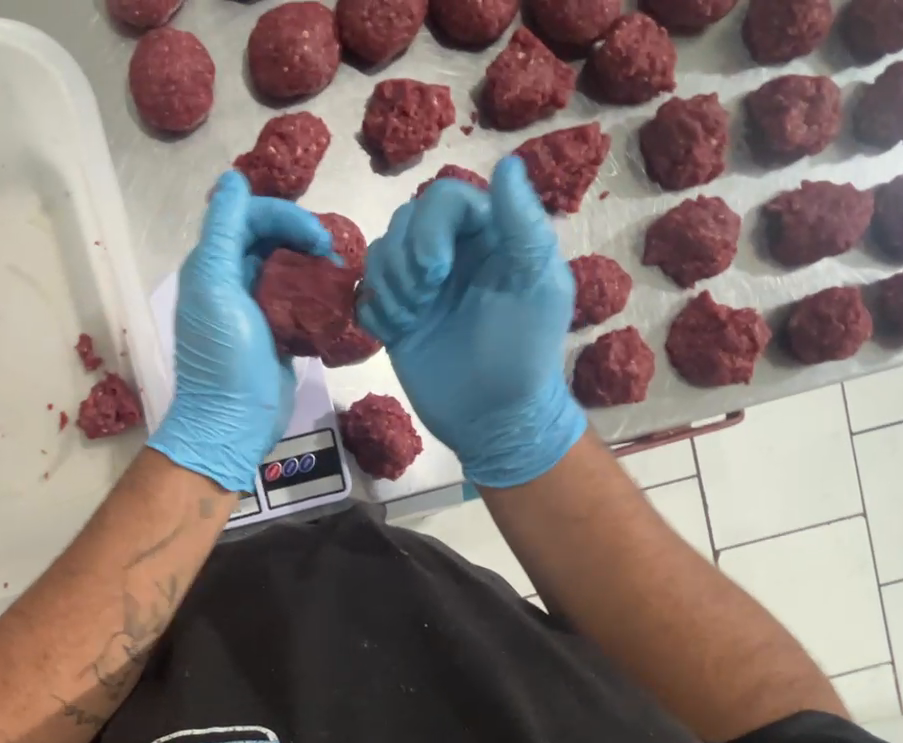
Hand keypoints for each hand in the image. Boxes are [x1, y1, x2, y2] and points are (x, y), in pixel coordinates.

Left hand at [149, 171, 332, 492]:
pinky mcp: (278, 334)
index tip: (316, 237)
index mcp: (213, 266)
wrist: (233, 424)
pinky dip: (319, 294)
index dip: (284, 216)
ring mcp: (256, 310)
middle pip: (272, 239)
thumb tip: (233, 179)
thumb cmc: (224, 358)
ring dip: (315, 265)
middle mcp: (232, 282)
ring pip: (289, 268)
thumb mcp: (216, 288)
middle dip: (304, 238)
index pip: (250, 217)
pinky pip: (301, 300)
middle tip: (334, 254)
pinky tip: (338, 299)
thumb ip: (223, 232)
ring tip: (341, 274)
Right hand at [358, 157, 586, 488]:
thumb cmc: (524, 353)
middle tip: (423, 300)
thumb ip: (523, 224)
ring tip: (411, 319)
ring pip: (380, 254)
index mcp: (489, 237)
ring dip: (388, 286)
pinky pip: (365, 294)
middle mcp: (451, 255)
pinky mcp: (395, 320)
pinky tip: (395, 334)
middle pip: (404, 220)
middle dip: (405, 259)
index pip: (445, 198)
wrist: (494, 420)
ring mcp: (420, 289)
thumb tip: (507, 163)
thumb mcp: (537, 284)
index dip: (430, 228)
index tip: (436, 271)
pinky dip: (373, 310)